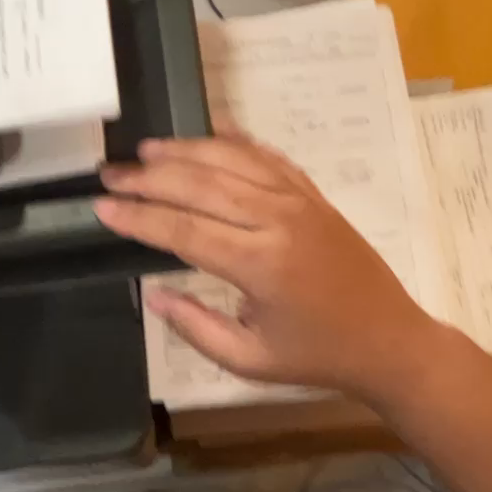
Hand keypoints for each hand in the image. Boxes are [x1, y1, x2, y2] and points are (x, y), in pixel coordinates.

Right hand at [96, 137, 439, 397]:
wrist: (388, 340)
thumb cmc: (315, 357)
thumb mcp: (247, 358)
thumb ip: (194, 326)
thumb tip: (152, 294)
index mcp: (260, 264)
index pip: (182, 230)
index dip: (138, 217)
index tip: (102, 208)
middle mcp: (277, 219)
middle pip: (201, 184)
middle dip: (149, 177)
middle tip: (110, 174)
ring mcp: (299, 201)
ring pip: (231, 161)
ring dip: (184, 151)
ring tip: (145, 150)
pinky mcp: (313, 195)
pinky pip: (267, 157)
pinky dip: (235, 141)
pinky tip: (208, 133)